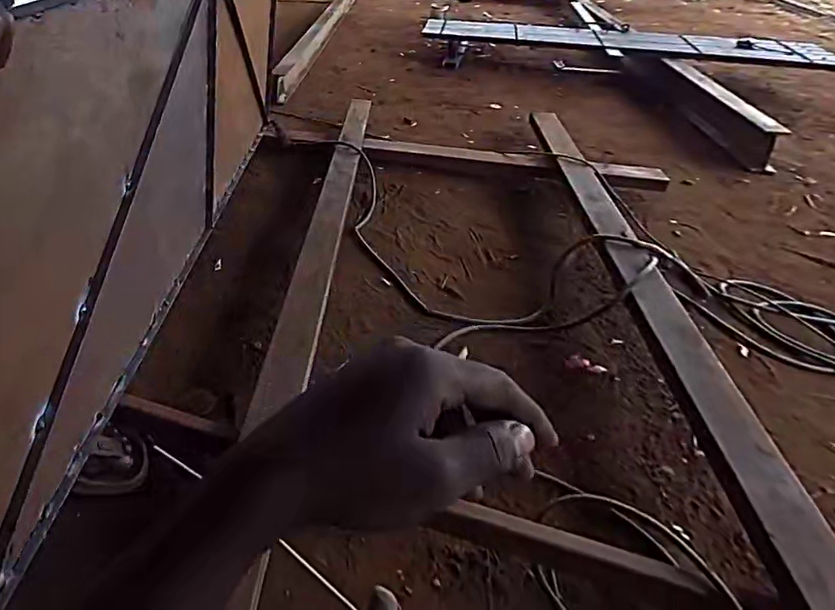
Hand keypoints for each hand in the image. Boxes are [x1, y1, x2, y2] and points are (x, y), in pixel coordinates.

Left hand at [234, 338, 555, 530]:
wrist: (280, 469)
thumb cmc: (359, 476)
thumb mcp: (437, 476)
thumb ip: (488, 451)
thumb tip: (523, 432)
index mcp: (424, 367)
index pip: (495, 383)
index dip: (530, 416)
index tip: (554, 448)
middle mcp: (399, 353)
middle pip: (464, 386)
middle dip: (494, 430)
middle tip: (516, 478)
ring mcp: (372, 364)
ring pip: (435, 394)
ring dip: (460, 431)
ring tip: (471, 481)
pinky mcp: (354, 380)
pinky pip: (407, 397)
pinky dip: (429, 426)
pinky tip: (429, 463)